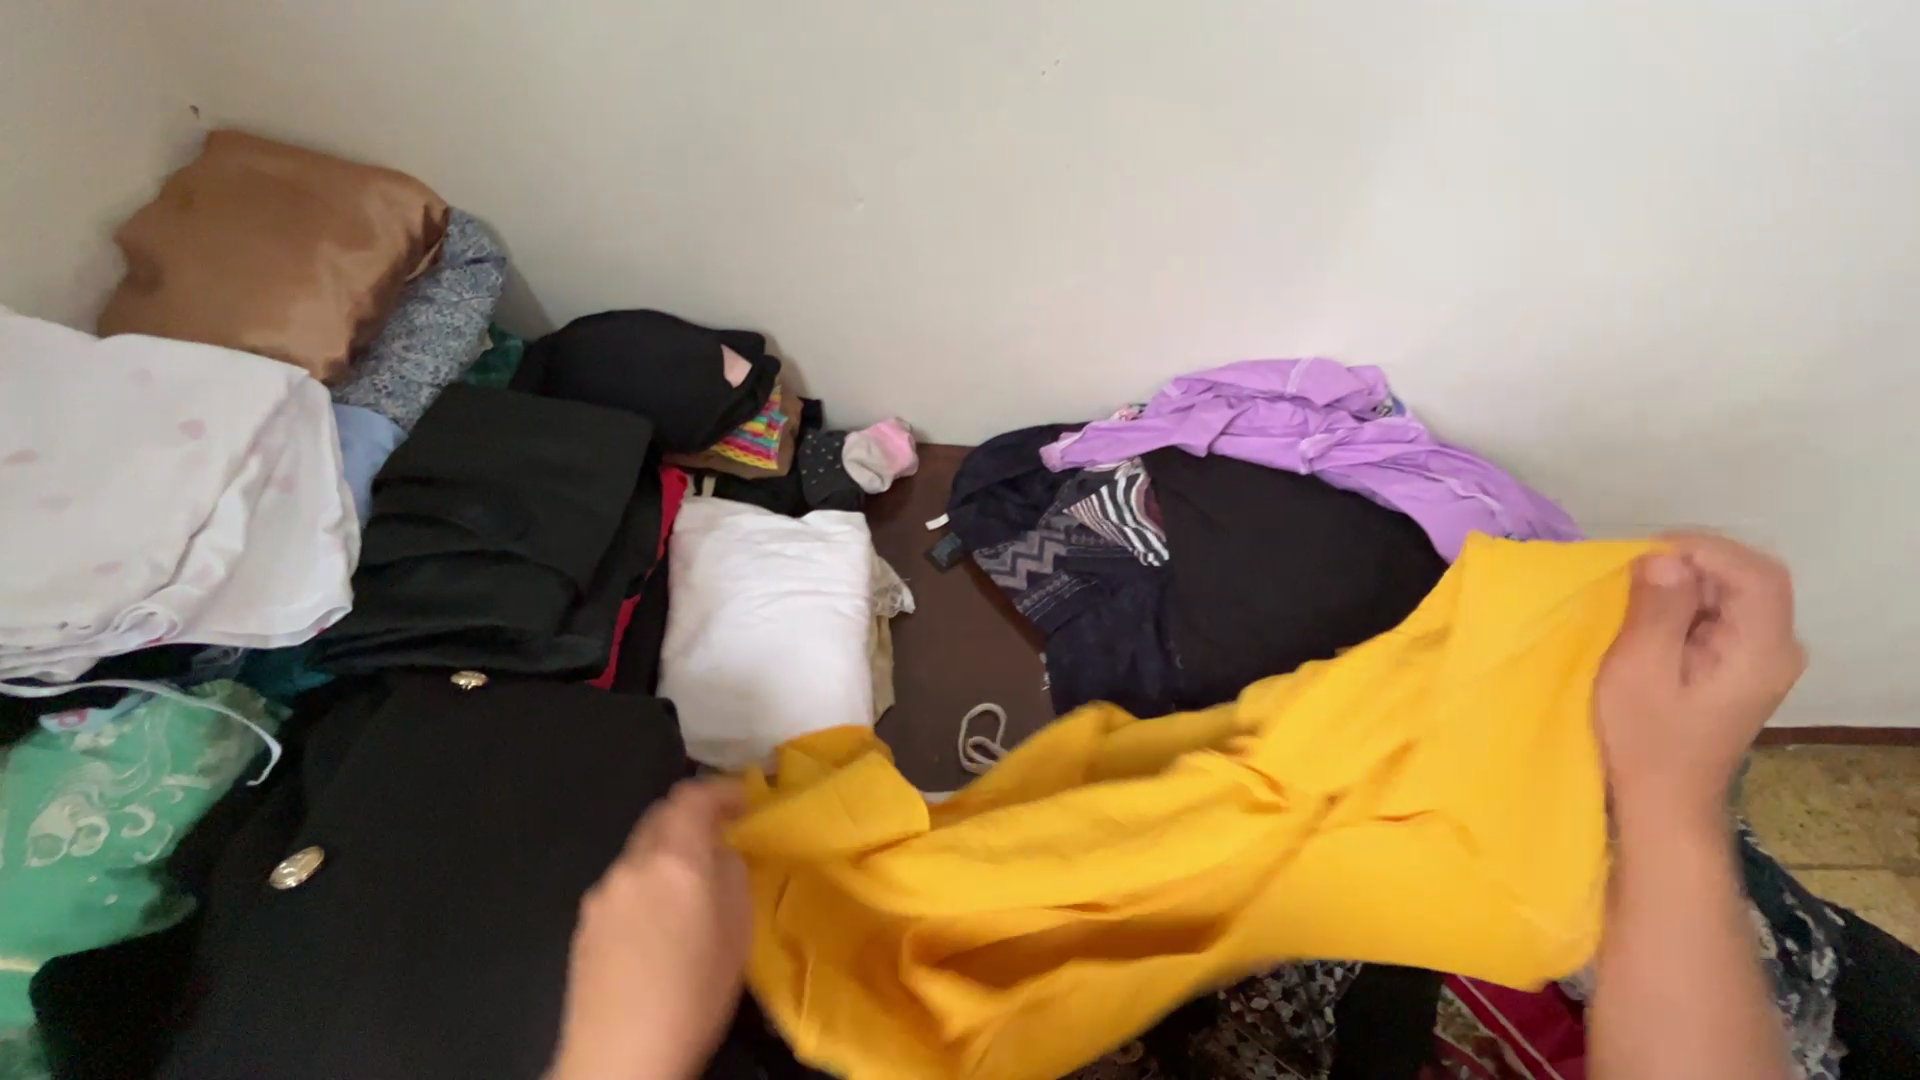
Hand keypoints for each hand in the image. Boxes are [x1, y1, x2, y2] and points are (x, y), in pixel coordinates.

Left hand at [550, 778, 752, 1079]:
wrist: (619, 1061)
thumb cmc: (694, 994)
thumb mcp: (738, 930)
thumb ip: (731, 873)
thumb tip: (720, 853)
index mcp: (676, 859)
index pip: (693, 796)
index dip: (720, 790)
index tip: (743, 801)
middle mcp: (633, 864)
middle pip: (661, 815)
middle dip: (692, 817)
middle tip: (720, 836)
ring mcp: (602, 893)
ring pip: (641, 851)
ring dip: (668, 852)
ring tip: (689, 889)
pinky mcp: (584, 923)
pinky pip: (623, 884)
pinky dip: (646, 883)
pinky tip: (657, 925)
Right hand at [1594, 532, 1805, 822]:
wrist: (1661, 797)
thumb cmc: (1644, 737)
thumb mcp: (1638, 670)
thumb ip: (1657, 612)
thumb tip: (1663, 558)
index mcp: (1761, 650)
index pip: (1756, 574)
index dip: (1703, 550)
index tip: (1640, 554)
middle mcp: (1776, 648)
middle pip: (1750, 579)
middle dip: (1690, 562)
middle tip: (1627, 571)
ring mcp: (1760, 657)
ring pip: (1734, 593)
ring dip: (1683, 582)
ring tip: (1629, 591)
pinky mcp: (1738, 664)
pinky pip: (1721, 614)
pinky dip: (1683, 602)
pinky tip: (1647, 615)